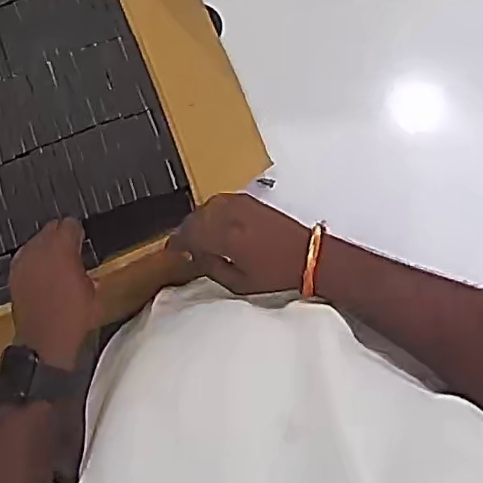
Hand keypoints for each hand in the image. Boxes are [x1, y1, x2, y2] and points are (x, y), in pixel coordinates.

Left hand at [9, 218, 98, 367]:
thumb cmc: (73, 319)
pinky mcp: (14, 272)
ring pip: (37, 240)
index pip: (70, 223)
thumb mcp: (93, 291)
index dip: (77, 232)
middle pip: (51, 226)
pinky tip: (40, 273)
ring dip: (46, 247)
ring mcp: (24, 259)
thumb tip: (81, 261)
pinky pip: (25, 256)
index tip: (81, 239)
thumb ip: (85, 266)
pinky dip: (33, 260)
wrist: (45, 342)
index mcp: (63, 248)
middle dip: (61, 236)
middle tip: (70, 250)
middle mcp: (40, 248)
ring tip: (55, 263)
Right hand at [168, 194, 311, 294]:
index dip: (177, 244)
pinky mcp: (246, 199)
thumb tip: (194, 256)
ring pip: (203, 207)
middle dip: (186, 232)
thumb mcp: (240, 283)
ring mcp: (238, 203)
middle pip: (193, 218)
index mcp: (226, 236)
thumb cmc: (279, 273)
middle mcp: (229, 214)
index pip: (188, 234)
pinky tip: (215, 225)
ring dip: (198, 221)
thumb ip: (211, 267)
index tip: (174, 251)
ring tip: (200, 237)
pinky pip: (217, 202)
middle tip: (185, 247)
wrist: (308, 256)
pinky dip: (211, 212)